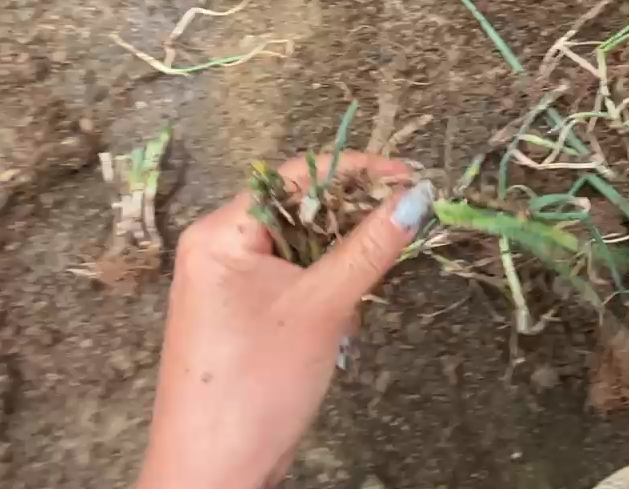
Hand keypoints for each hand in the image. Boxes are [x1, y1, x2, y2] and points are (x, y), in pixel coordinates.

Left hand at [137, 153, 434, 488]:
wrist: (210, 481)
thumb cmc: (256, 386)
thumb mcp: (322, 307)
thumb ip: (372, 245)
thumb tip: (418, 194)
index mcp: (223, 231)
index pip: (299, 176)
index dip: (359, 171)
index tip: (411, 176)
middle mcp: (222, 244)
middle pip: (303, 206)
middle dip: (355, 217)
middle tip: (407, 219)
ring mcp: (231, 278)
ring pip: (306, 241)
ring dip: (346, 253)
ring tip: (378, 272)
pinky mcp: (246, 308)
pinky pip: (298, 271)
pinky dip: (331, 279)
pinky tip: (351, 304)